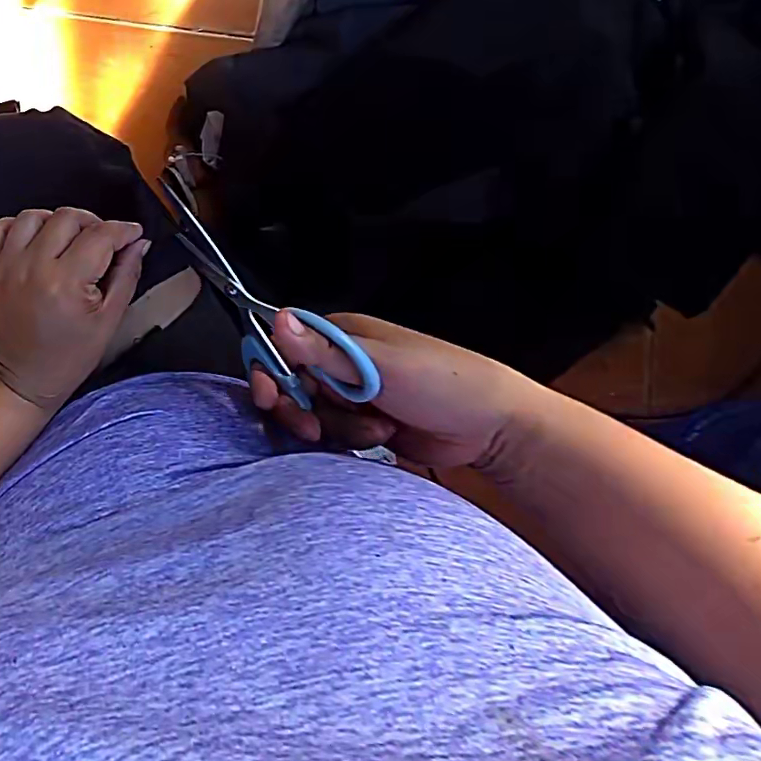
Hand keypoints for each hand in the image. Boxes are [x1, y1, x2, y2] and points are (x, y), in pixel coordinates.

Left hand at [0, 207, 150, 410]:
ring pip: (34, 215)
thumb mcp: (110, 319)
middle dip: (94, 224)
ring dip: (58, 222)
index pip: (101, 235)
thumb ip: (127, 275)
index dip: (123, 230)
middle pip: (68, 217)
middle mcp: (33, 269)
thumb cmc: (66, 356)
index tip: (132, 234)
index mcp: (66, 284)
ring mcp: (8, 266)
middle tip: (104, 243)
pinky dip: (19, 226)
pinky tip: (38, 240)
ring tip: (71, 241)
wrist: (26, 376)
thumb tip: (138, 244)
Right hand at [250, 312, 542, 469]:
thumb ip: (324, 348)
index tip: (270, 396)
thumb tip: (280, 319)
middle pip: (292, 386)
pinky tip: (381, 437)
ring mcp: (352, 394)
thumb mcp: (379, 364)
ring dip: (337, 428)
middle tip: (314, 424)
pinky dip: (349, 440)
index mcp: (341, 335)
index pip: (285, 347)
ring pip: (312, 416)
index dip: (271, 372)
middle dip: (301, 410)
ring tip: (376, 427)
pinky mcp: (361, 422)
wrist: (490, 427)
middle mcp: (342, 362)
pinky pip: (333, 435)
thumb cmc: (444, 382)